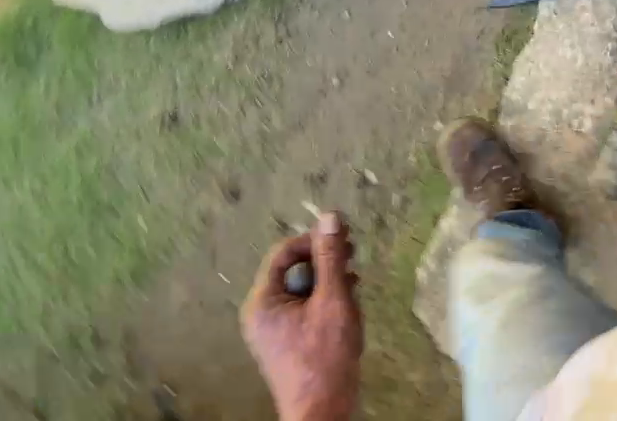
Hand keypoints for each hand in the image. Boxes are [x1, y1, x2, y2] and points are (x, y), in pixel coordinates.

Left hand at [241, 212, 362, 420]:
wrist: (321, 413)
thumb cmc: (325, 355)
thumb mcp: (333, 299)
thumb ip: (331, 257)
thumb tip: (330, 216)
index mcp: (263, 301)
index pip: (284, 252)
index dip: (314, 240)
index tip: (344, 241)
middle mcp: (262, 313)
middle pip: (293, 268)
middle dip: (325, 260)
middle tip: (353, 257)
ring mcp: (273, 329)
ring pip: (302, 287)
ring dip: (329, 279)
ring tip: (354, 283)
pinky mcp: (287, 341)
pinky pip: (304, 306)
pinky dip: (326, 299)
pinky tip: (348, 303)